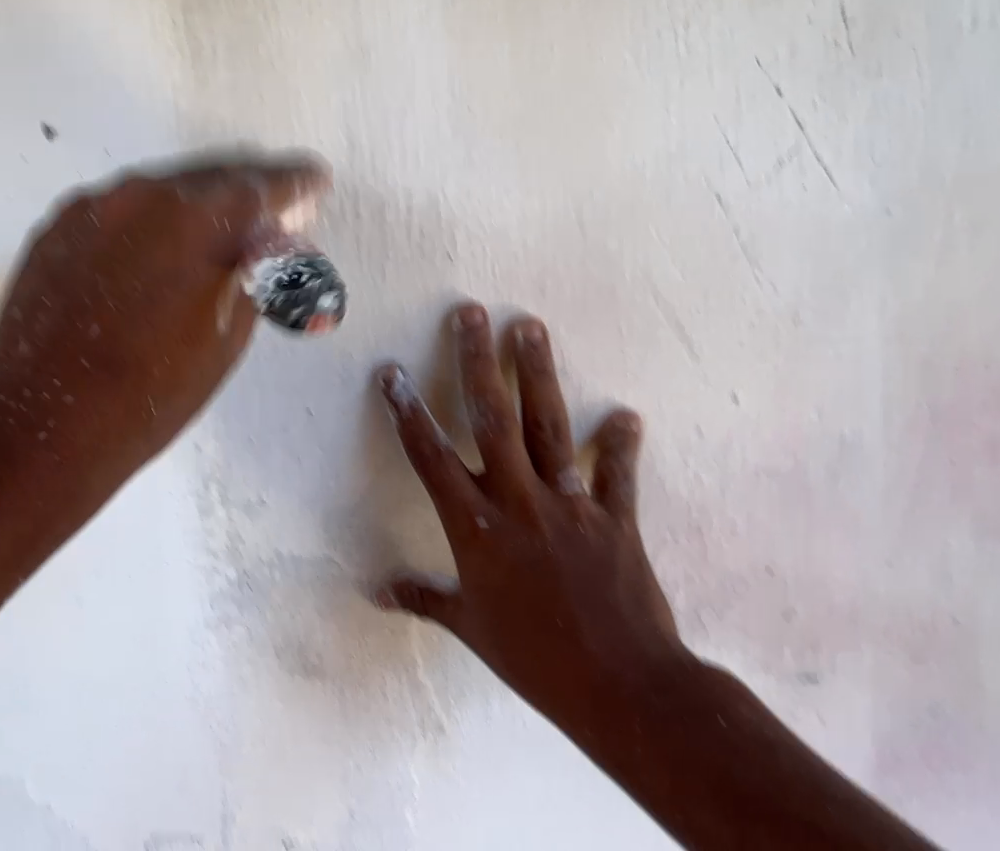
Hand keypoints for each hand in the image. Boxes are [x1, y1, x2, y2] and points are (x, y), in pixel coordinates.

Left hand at [0, 152, 328, 496]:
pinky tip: (153, 253)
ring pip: (159, 191)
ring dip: (192, 207)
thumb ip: (256, 273)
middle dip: (245, 194)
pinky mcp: (56, 229)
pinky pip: (117, 212)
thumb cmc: (148, 395)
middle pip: (209, 178)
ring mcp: (91, 209)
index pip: (261, 186)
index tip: (314, 184)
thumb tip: (271, 237)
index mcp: (196, 219)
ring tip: (212, 236)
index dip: (295, 186)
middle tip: (270, 215)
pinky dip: (145, 224)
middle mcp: (142, 195)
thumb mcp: (226, 337)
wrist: (43, 425)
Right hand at [374, 305, 693, 732]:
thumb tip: (373, 591)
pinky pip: (616, 474)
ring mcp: (569, 504)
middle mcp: (518, 501)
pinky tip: (626, 415)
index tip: (393, 372)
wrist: (621, 686)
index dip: (408, 412)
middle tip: (471, 313)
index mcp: (475, 526)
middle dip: (477, 361)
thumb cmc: (532, 657)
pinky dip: (620, 444)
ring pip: (548, 427)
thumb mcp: (469, 626)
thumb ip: (422, 598)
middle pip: (491, 419)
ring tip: (529, 326)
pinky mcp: (615, 519)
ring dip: (538, 374)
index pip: (430, 457)